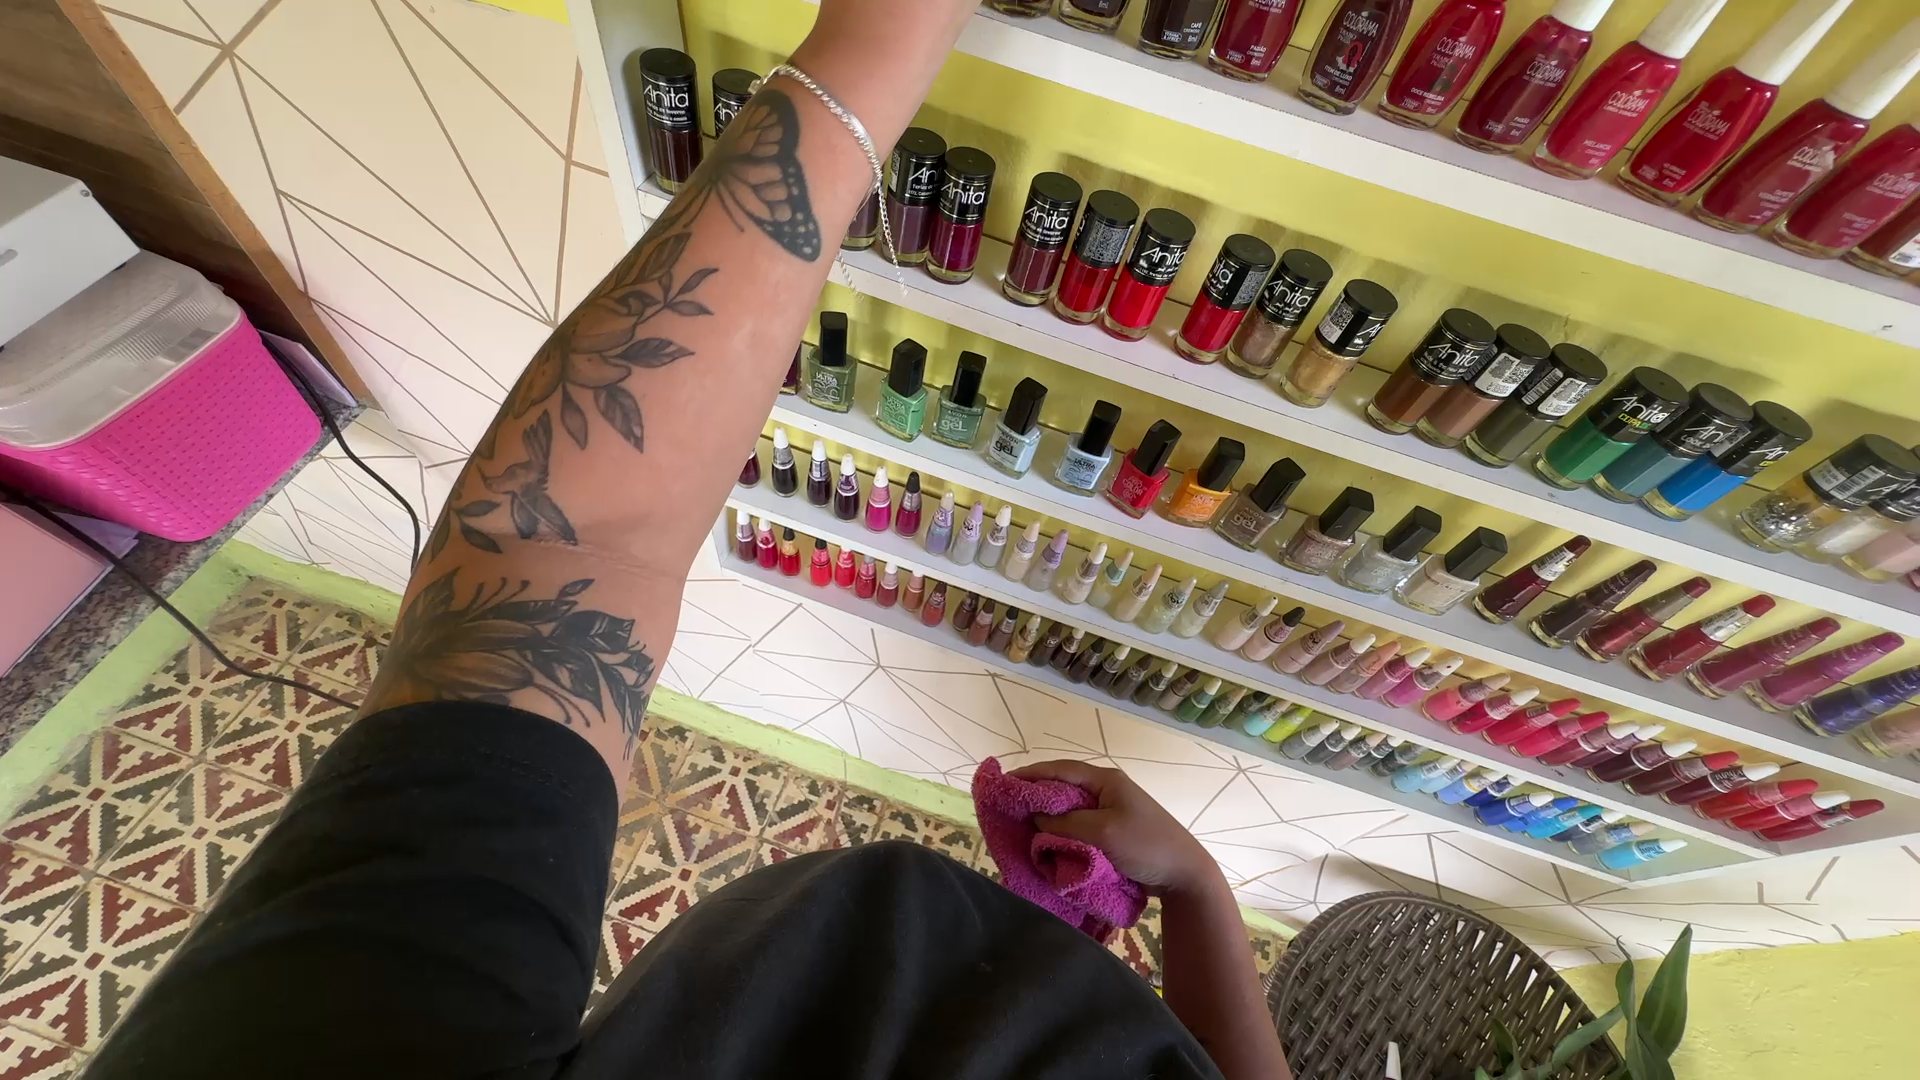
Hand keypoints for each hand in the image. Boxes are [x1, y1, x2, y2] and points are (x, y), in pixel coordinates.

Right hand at [1010, 760, 1223, 897]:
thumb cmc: (1146, 846)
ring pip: (1069, 808)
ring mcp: (1109, 810)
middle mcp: (1105, 789)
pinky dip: (1060, 830)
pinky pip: (1078, 825)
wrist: (1186, 875)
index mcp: (1105, 779)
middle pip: (1062, 786)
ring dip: (1047, 816)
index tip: (1003, 783)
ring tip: (1021, 825)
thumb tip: (1035, 818)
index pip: (1059, 769)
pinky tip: (1046, 840)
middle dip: (1035, 795)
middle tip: (1007, 807)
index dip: (1030, 774)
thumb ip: (1066, 823)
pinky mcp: (1111, 831)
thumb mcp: (1103, 833)